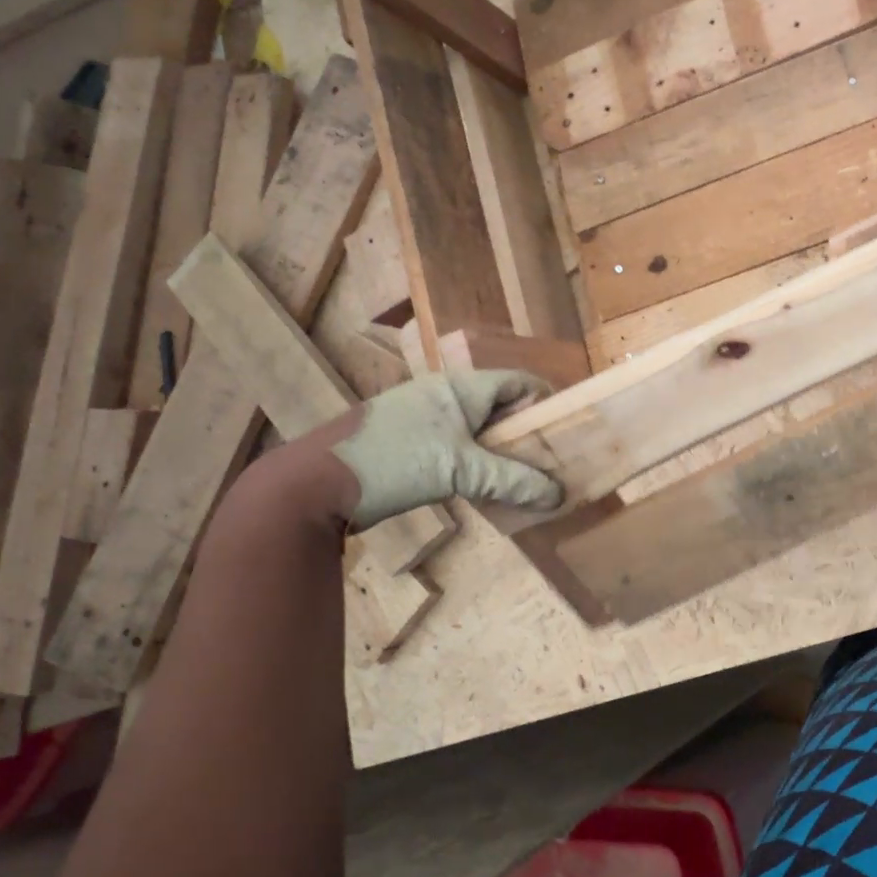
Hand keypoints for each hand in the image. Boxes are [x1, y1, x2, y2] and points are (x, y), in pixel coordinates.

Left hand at [327, 371, 564, 530]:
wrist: (309, 485)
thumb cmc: (392, 462)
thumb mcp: (462, 471)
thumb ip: (514, 481)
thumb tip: (559, 494)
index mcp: (459, 388)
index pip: (519, 381)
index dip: (547, 401)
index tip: (568, 430)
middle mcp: (441, 395)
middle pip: (501, 405)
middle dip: (527, 431)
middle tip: (551, 459)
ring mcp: (420, 419)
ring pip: (477, 428)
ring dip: (501, 450)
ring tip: (523, 477)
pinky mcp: (405, 443)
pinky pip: (456, 445)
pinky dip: (476, 462)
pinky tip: (482, 487)